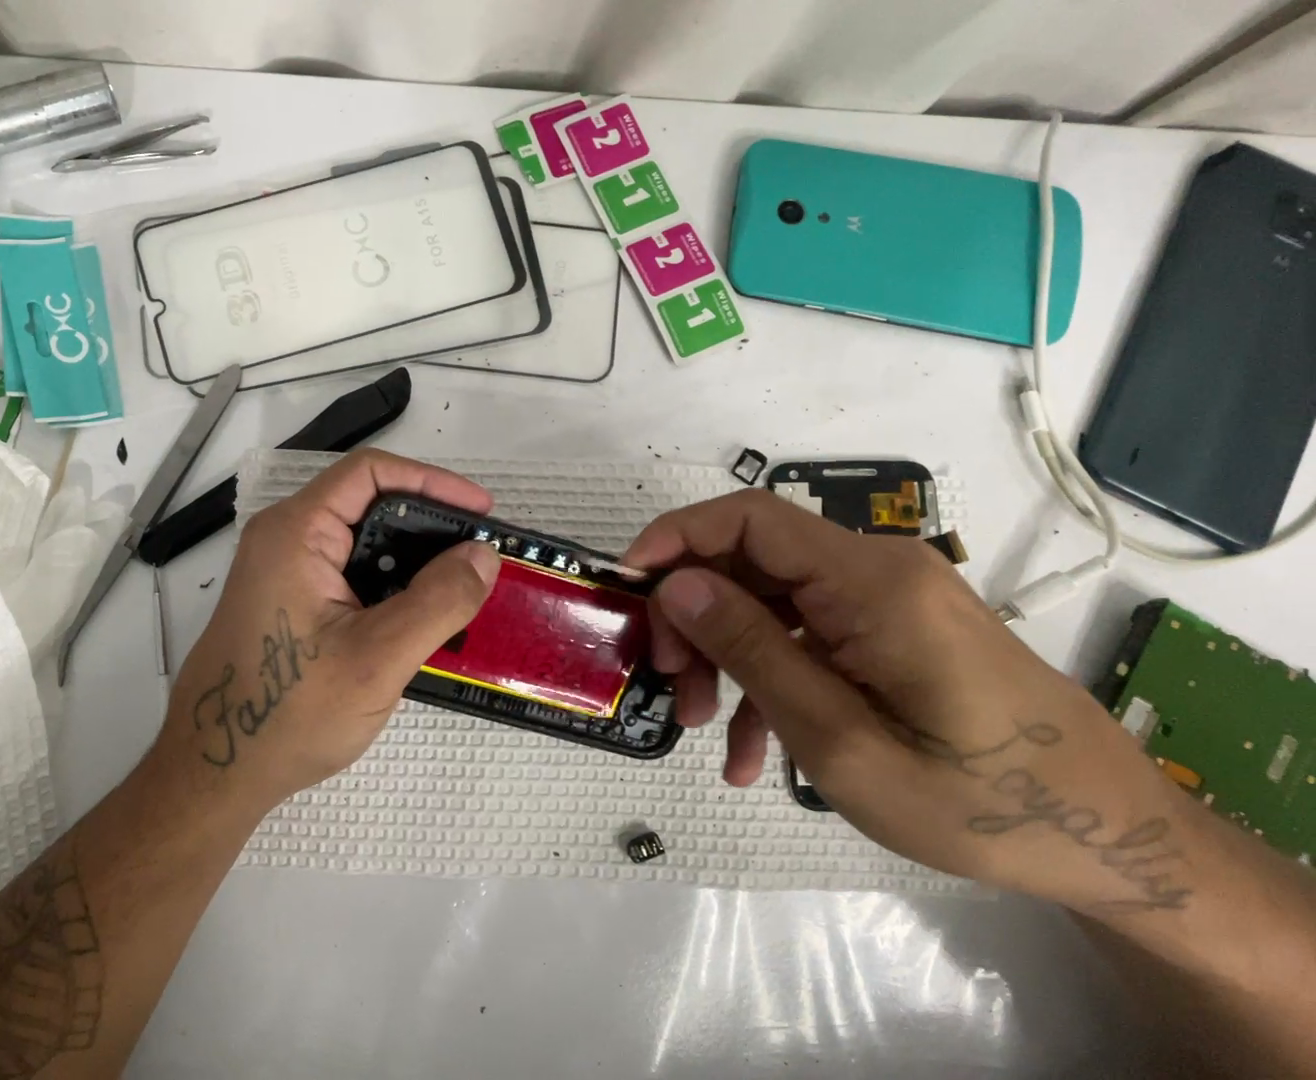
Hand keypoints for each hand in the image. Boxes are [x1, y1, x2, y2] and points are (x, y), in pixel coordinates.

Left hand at [152, 450, 500, 813]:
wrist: (216, 771)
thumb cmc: (289, 713)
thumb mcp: (377, 658)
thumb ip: (437, 601)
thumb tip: (483, 555)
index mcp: (296, 532)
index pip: (370, 472)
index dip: (432, 481)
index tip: (482, 513)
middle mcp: (283, 539)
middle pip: (366, 504)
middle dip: (428, 526)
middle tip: (479, 559)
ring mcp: (281, 573)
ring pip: (359, 544)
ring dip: (410, 561)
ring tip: (460, 591)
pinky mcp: (286, 604)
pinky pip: (347, 576)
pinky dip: (387, 587)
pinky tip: (419, 618)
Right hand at [625, 491, 1201, 914]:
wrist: (1109, 837)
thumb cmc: (975, 802)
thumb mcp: (841, 740)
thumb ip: (753, 653)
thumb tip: (676, 585)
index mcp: (872, 582)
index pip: (747, 518)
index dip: (672, 538)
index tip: (622, 590)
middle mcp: (879, 572)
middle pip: (749, 562)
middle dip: (692, 619)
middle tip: (668, 687)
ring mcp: (888, 601)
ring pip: (770, 603)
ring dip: (724, 659)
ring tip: (702, 732)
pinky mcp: (893, 630)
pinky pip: (807, 637)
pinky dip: (768, 681)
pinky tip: (752, 754)